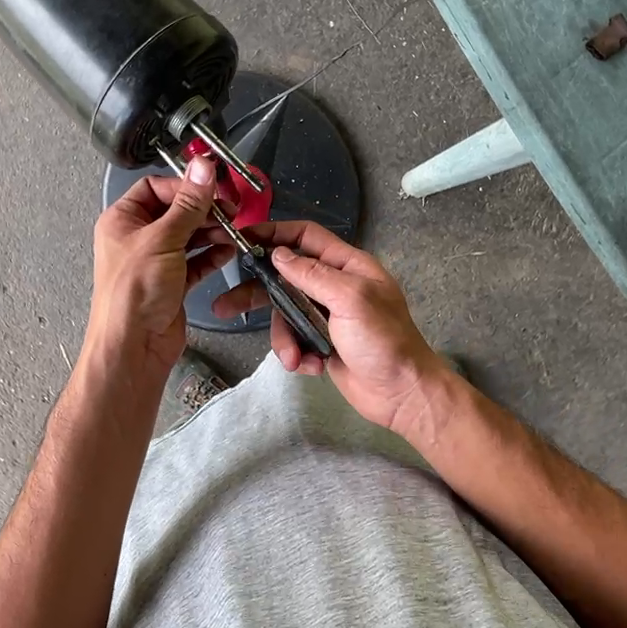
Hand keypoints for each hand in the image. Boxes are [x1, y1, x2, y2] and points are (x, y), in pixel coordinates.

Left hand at [84, 158, 233, 378]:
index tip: (212, 188)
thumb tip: (203, 167)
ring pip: (188, 237)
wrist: (134, 346)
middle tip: (229, 212)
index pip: (156, 188)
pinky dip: (211, 256)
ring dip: (211, 232)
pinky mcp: (172, 283)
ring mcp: (155, 262)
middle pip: (175, 212)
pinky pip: (195, 262)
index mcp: (123, 220)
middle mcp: (137, 239)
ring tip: (232, 232)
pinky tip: (227, 252)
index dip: (184, 186)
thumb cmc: (134, 293)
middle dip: (203, 211)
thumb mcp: (163, 239)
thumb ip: (188, 204)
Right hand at [210, 221, 450, 435]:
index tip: (243, 239)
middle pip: (285, 278)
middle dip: (258, 294)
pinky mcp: (321, 343)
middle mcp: (335, 286)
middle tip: (225, 305)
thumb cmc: (384, 341)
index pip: (306, 237)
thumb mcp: (351, 299)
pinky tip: (312, 367)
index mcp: (348, 266)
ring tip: (294, 359)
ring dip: (284, 339)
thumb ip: (313, 274)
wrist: (402, 393)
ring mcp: (327, 316)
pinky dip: (298, 355)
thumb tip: (278, 253)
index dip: (274, 234)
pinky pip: (295, 341)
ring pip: (285, 316)